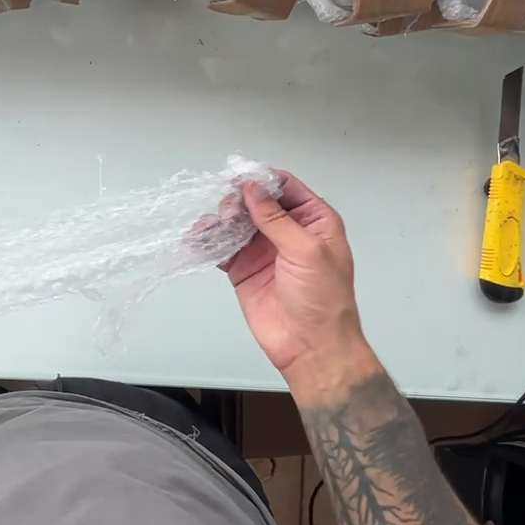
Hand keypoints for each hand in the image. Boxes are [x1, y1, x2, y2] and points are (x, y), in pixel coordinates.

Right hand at [221, 175, 377, 392]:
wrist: (309, 345)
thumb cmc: (325, 302)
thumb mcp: (306, 251)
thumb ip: (276, 219)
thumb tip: (254, 190)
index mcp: (314, 222)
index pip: (286, 188)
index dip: (263, 180)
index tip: (239, 178)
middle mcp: (288, 232)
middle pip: (256, 202)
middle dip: (237, 201)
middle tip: (226, 210)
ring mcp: (264, 250)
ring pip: (236, 223)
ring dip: (220, 221)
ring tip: (211, 226)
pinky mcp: (244, 269)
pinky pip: (222, 249)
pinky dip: (209, 242)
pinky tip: (200, 240)